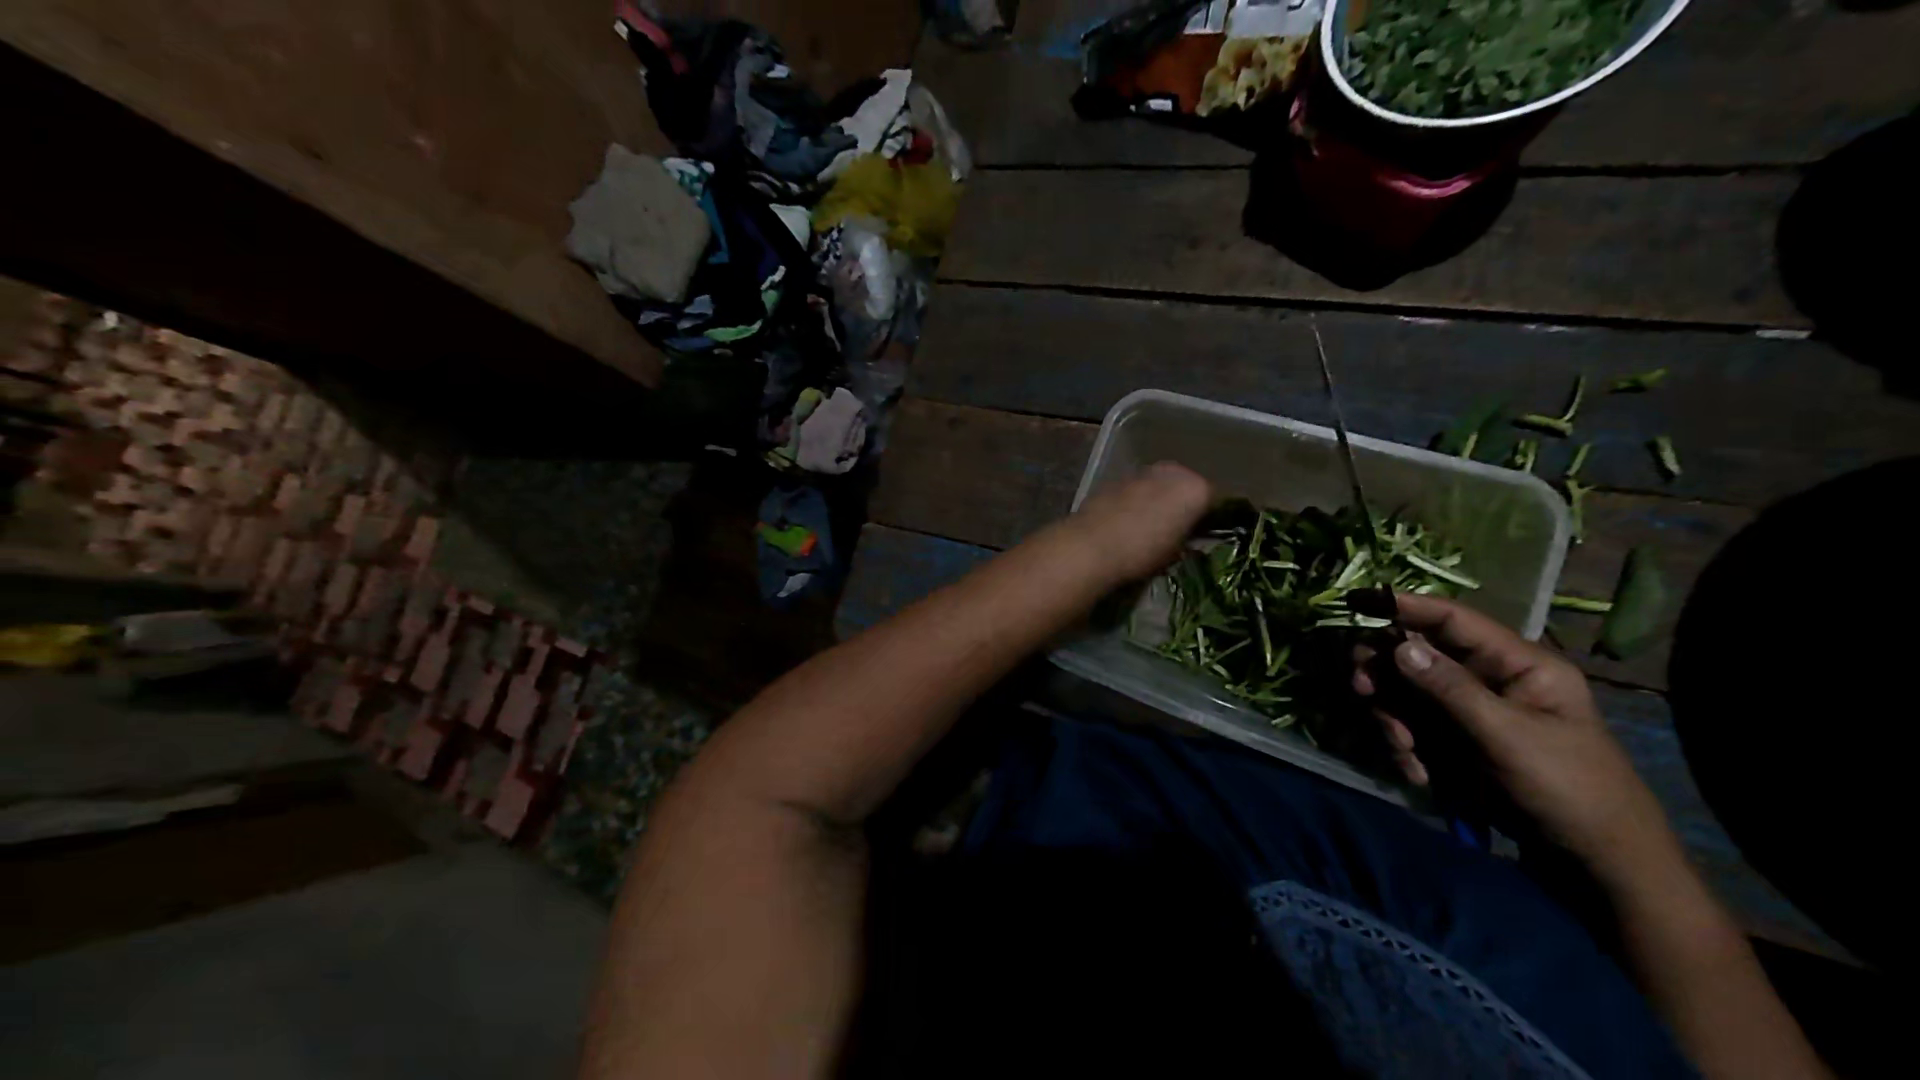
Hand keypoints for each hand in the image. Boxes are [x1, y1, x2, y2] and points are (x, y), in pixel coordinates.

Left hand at [1065, 462, 1213, 582]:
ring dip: (1157, 498)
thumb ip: (1186, 535)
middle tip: (1176, 527)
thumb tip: (1185, 534)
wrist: (1090, 546)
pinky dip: (1135, 499)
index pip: (1213, 499)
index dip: (1208, 518)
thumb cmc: (1142, 553)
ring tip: (1149, 525)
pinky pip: (1135, 488)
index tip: (1202, 533)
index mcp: (1196, 488)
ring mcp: (1142, 471)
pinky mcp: (1116, 478)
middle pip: (1185, 485)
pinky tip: (1127, 519)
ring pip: (1159, 484)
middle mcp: (1173, 471)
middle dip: (1182, 502)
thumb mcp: (1175, 551)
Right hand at [1354, 593, 1676, 870]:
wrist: (1596, 861)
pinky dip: (1404, 747)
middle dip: (1386, 676)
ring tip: (1406, 752)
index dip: (1404, 606)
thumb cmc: (1568, 788)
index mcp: (1517, 663)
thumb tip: (1397, 644)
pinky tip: (1417, 773)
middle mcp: (1487, 678)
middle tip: (1362, 691)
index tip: (1356, 601)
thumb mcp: (1508, 735)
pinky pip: (1411, 727)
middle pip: (1416, 655)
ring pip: (1405, 694)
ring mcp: (1468, 710)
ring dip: (1394, 720)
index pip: (1452, 620)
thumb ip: (1450, 688)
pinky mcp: (1454, 739)